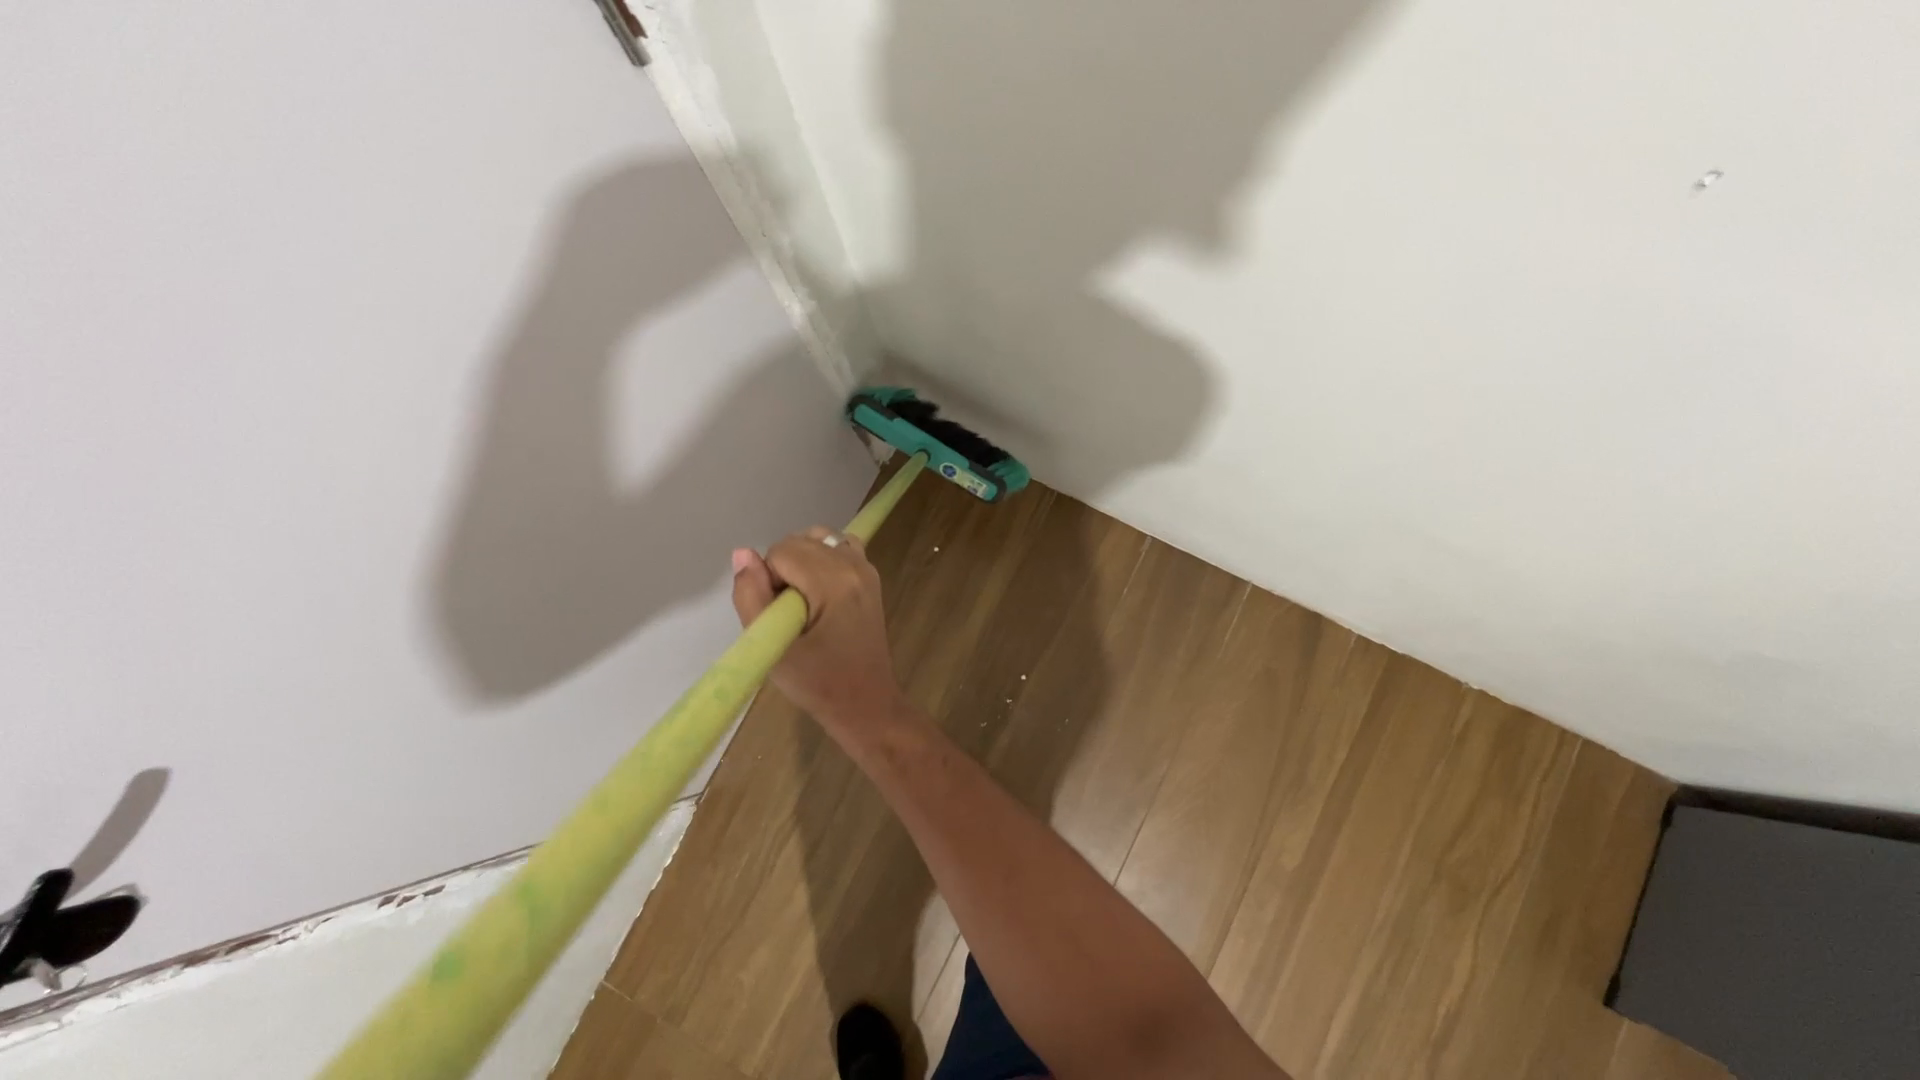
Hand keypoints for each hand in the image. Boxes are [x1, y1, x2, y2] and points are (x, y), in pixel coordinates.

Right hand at [731, 527, 904, 729]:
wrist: (866, 704)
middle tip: (789, 615)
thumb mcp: (772, 646)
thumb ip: (752, 597)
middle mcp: (855, 565)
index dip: (768, 581)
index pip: (781, 551)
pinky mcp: (870, 577)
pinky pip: (837, 548)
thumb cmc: (818, 684)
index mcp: (835, 581)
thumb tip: (742, 553)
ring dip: (801, 563)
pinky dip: (820, 562)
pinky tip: (818, 595)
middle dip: (783, 571)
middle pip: (799, 540)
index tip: (778, 617)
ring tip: (802, 604)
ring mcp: (867, 568)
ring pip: (818, 539)